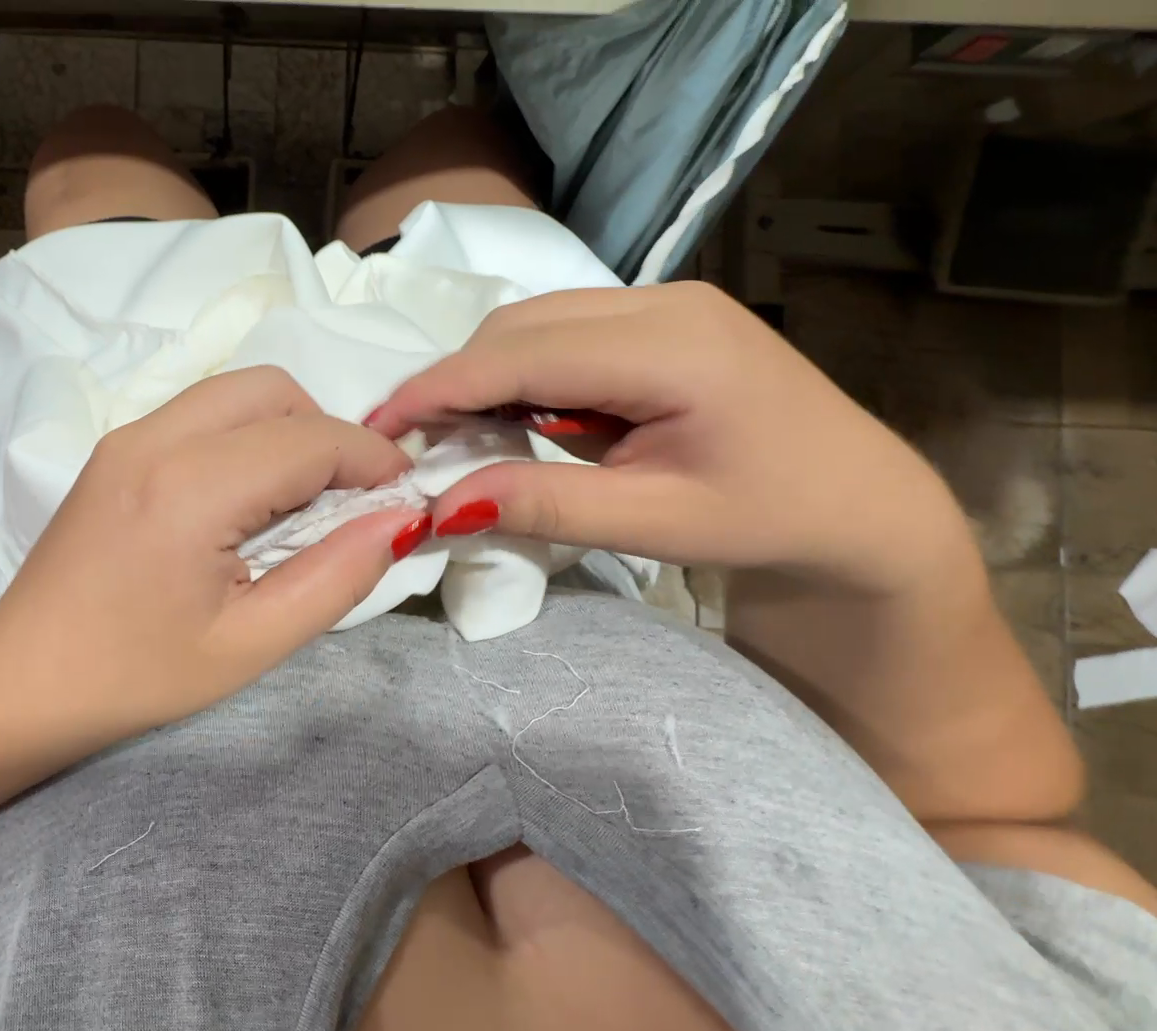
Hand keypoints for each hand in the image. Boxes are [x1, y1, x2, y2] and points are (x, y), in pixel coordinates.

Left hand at [0, 366, 426, 737]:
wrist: (19, 685)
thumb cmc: (133, 679)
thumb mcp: (248, 645)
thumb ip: (335, 577)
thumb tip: (400, 520)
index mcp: (190, 487)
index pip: (311, 438)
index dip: (372, 460)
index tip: (405, 497)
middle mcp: (154, 438)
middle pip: (272, 390)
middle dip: (328, 433)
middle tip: (350, 501)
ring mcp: (124, 438)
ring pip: (233, 394)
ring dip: (285, 430)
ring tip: (301, 504)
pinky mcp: (110, 452)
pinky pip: (197, 416)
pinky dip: (242, 437)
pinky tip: (245, 500)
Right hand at [364, 282, 977, 593]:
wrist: (859, 505)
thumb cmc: (768, 519)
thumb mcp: (654, 523)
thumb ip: (544, 505)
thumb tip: (438, 505)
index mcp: (672, 347)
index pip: (518, 354)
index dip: (436, 388)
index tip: (375, 428)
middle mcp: (663, 302)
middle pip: (517, 326)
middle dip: (452, 381)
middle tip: (412, 446)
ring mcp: (664, 303)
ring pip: (531, 323)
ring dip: (482, 376)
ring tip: (455, 438)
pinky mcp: (658, 320)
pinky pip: (559, 332)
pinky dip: (517, 373)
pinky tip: (512, 418)